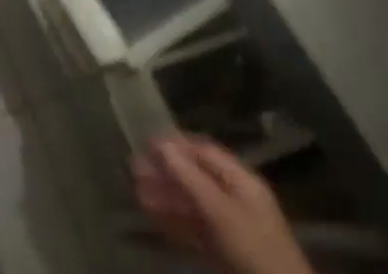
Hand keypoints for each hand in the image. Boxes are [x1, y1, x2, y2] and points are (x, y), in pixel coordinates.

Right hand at [132, 134, 311, 273]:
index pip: (205, 153)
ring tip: (136, 191)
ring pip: (190, 202)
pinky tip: (151, 214)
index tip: (145, 142)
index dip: (176, 145)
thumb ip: (190, 177)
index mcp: (242, 181)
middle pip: (195, 176)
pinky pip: (192, 225)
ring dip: (164, 194)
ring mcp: (227, 223)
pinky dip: (171, 217)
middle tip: (134, 167)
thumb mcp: (220, 209)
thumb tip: (161, 143)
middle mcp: (234, 197)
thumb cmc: (253, 245)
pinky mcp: (220, 246)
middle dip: (165, 171)